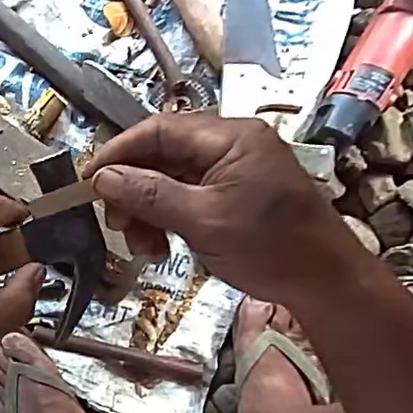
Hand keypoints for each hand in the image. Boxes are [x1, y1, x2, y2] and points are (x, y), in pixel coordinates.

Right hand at [87, 114, 359, 304]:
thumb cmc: (271, 248)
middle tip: (117, 225)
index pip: (159, 130)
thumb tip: (102, 177)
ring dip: (148, 211)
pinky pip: (186, 198)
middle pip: (161, 156)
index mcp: (229, 138)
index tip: (88, 181)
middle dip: (133, 191)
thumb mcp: (204, 222)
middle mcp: (229, 145)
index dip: (119, 152)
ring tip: (144, 247)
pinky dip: (167, 220)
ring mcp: (231, 171)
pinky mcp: (231, 195)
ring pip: (169, 180)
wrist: (323, 282)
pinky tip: (162, 247)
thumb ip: (151, 195)